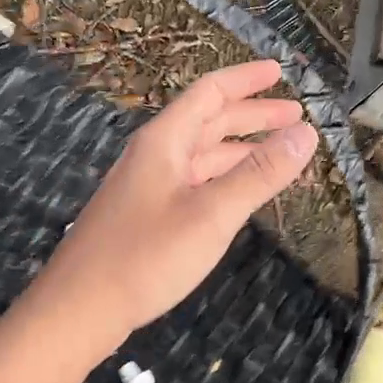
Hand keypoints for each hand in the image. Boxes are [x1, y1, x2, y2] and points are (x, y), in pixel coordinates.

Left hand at [41, 60, 318, 340]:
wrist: (76, 312)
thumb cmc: (145, 257)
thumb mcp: (212, 214)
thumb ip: (260, 173)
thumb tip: (307, 132)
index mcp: (165, 140)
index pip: (210, 92)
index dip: (245, 79)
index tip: (279, 71)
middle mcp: (155, 154)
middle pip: (209, 120)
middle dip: (254, 115)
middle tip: (295, 114)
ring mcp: (149, 185)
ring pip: (204, 153)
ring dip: (243, 148)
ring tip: (281, 153)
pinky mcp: (147, 215)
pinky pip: (196, 180)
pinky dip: (226, 177)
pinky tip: (243, 192)